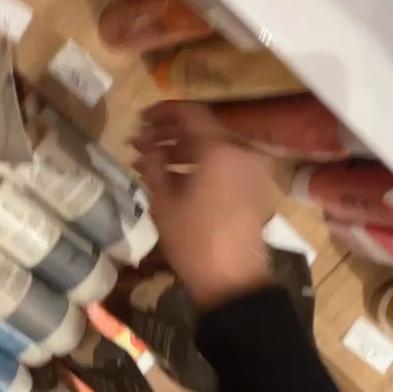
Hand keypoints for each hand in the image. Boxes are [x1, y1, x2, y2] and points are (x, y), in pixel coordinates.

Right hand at [133, 101, 281, 308]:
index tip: (139, 120)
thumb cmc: (192, 239)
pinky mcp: (253, 187)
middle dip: (168, 134)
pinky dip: (199, 165)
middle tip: (139, 142)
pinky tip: (173, 178)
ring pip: (212, 147)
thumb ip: (152, 163)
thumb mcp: (162, 200)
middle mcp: (241, 152)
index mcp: (219, 149)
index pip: (189, 113)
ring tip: (150, 162)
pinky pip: (224, 164)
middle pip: (202, 129)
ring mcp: (251, 170)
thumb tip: (144, 143)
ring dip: (181, 150)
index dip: (161, 112)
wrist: (231, 279)